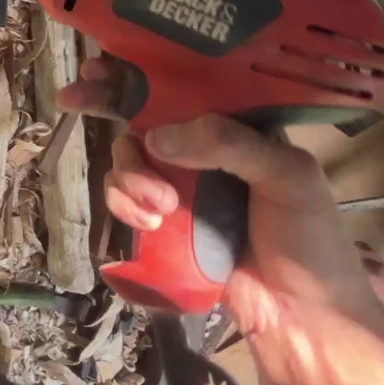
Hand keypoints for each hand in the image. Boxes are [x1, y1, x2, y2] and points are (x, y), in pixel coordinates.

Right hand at [61, 60, 383, 384]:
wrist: (305, 318)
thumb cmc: (310, 240)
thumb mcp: (289, 177)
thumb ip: (227, 143)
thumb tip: (152, 139)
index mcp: (233, 126)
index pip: (181, 84)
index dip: (139, 69)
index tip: (102, 66)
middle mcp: (198, 146)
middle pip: (138, 111)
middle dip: (102, 102)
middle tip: (73, 100)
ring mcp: (175, 180)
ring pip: (126, 153)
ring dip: (131, 174)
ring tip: (159, 205)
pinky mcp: (158, 215)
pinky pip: (121, 193)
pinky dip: (126, 204)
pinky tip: (149, 222)